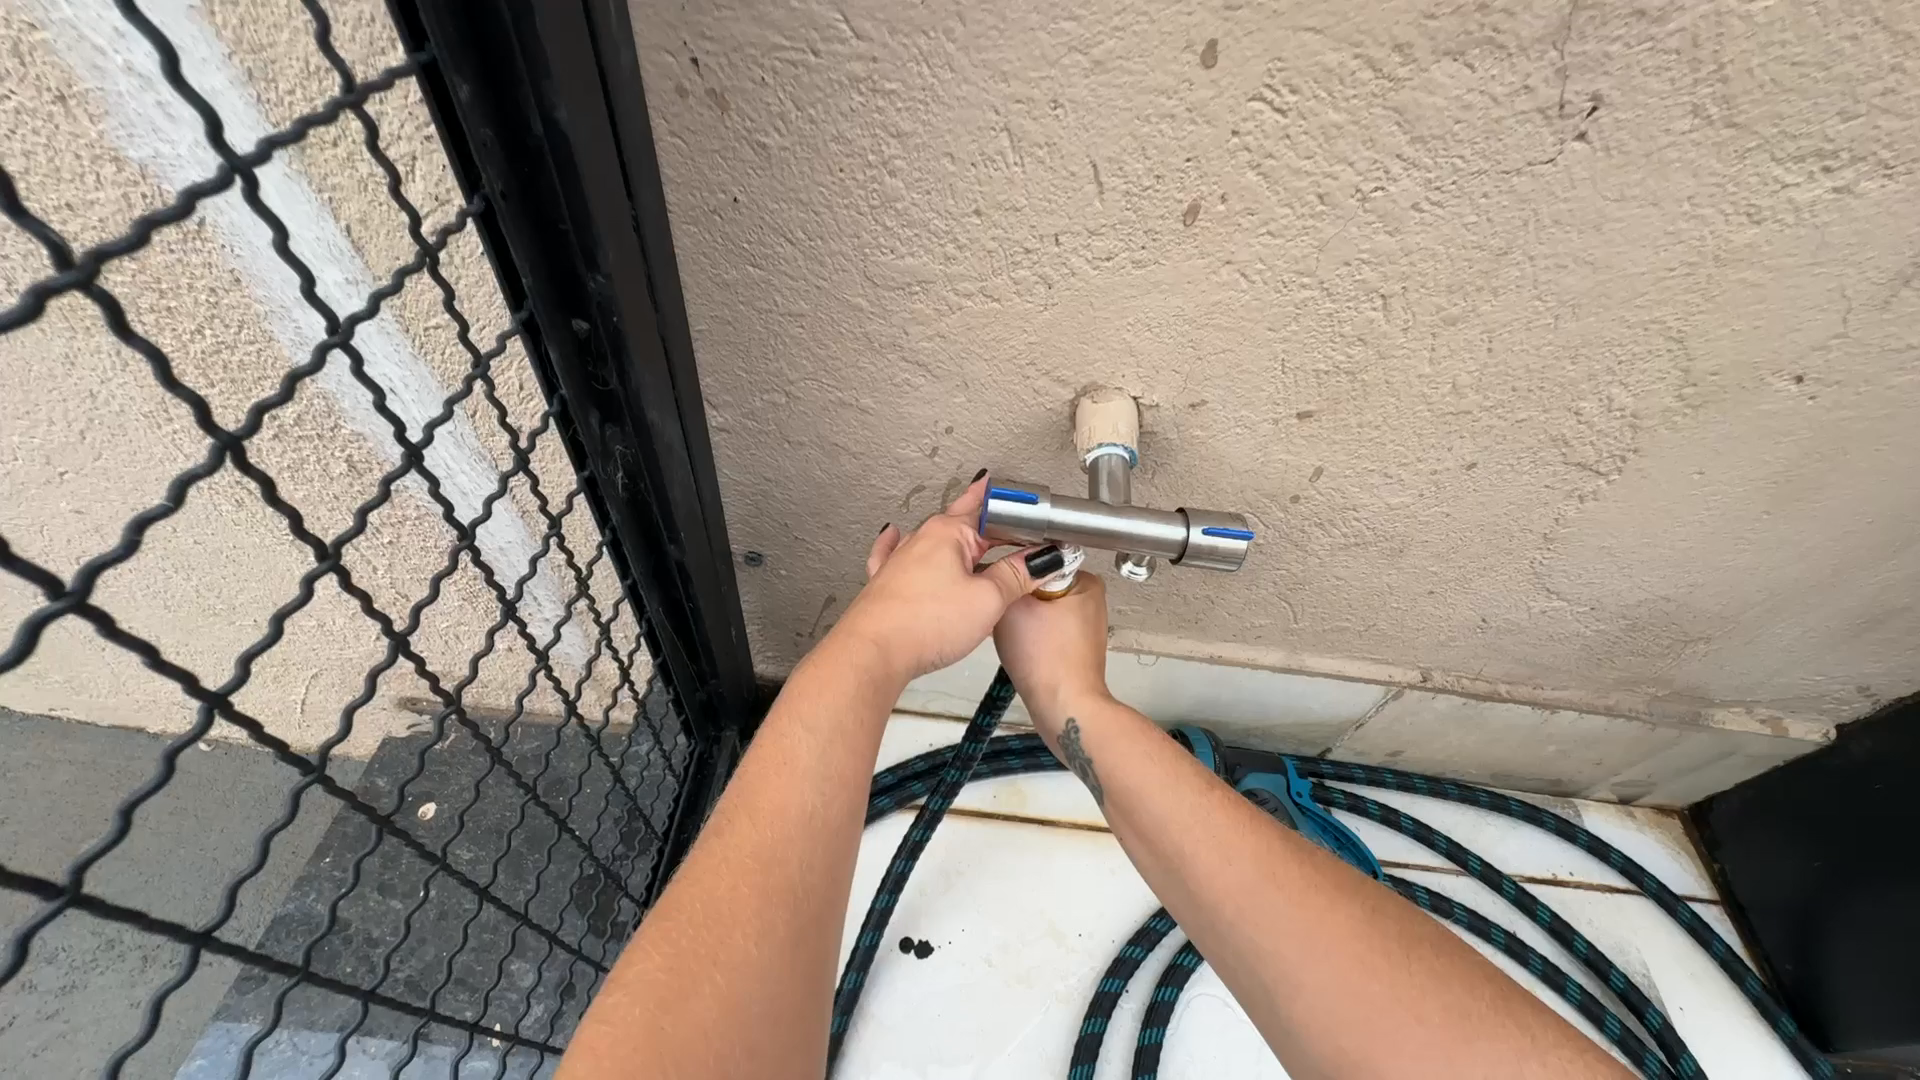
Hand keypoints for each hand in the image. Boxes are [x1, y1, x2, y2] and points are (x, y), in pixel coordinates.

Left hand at [828, 474, 1051, 685]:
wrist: (872, 652)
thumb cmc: (925, 623)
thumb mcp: (988, 599)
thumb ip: (1017, 575)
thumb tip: (1043, 558)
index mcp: (949, 532)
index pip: (990, 509)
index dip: (1015, 511)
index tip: (1033, 509)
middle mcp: (922, 538)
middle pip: (964, 521)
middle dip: (990, 521)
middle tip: (1015, 521)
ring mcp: (900, 558)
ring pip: (934, 538)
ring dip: (956, 536)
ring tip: (975, 536)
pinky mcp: (886, 582)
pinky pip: (895, 552)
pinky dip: (902, 542)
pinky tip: (895, 534)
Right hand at [992, 571, 1114, 739]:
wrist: (1064, 708)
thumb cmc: (1047, 661)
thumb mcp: (1013, 606)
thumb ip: (1004, 579)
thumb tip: (996, 568)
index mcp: (1086, 581)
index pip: (1038, 563)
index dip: (1015, 578)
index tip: (1007, 594)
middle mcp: (1091, 600)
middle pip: (1037, 586)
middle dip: (1019, 601)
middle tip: (1013, 621)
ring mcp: (1085, 625)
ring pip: (1039, 610)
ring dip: (1023, 622)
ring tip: (1021, 639)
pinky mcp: (1076, 646)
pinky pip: (1045, 632)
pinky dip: (1032, 640)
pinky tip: (1026, 652)